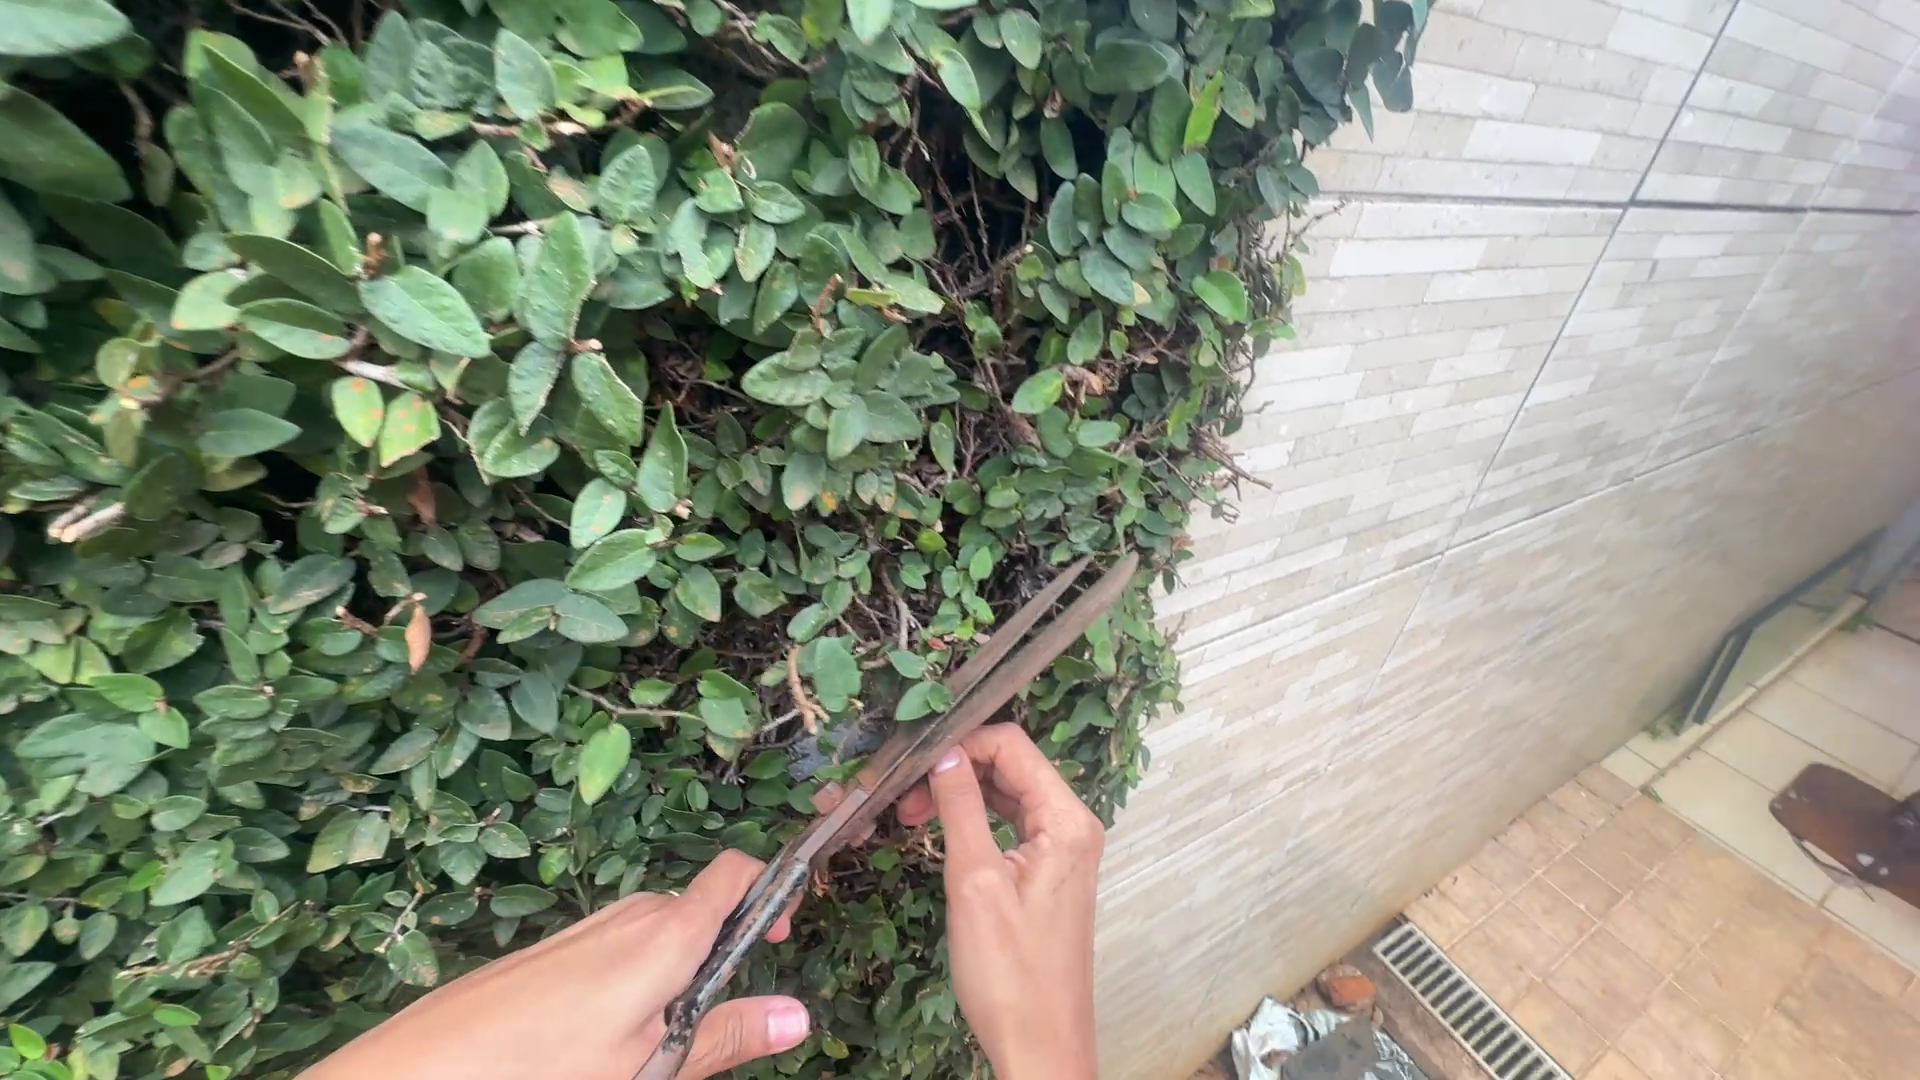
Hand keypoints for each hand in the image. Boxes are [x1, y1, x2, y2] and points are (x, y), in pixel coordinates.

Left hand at [299, 851, 809, 1079]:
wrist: (414, 1076)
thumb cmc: (546, 1071)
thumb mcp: (648, 1067)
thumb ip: (726, 1034)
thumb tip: (800, 1015)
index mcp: (670, 931)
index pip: (737, 871)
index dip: (770, 887)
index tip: (779, 933)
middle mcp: (636, 912)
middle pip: (702, 903)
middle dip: (724, 943)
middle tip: (717, 1010)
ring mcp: (593, 925)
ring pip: (660, 928)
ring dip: (679, 964)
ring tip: (658, 1033)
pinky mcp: (558, 946)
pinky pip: (620, 942)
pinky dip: (637, 972)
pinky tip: (600, 1033)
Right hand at [896, 725, 1102, 1079]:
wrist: (1041, 1049)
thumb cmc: (1010, 972)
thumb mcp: (974, 880)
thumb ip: (960, 806)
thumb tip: (945, 752)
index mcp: (1066, 818)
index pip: (1013, 745)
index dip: (965, 742)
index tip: (918, 761)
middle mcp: (1072, 823)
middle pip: (1012, 766)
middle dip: (959, 770)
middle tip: (908, 799)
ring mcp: (1064, 847)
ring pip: (1009, 794)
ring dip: (964, 795)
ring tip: (914, 815)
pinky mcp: (1051, 869)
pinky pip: (1013, 823)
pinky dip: (977, 819)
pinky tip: (944, 828)